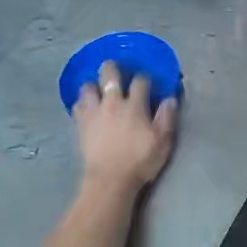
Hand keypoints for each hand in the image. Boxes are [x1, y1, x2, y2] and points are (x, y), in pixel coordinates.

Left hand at [73, 60, 175, 193]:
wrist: (110, 179)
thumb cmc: (140, 162)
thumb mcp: (163, 142)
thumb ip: (167, 118)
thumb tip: (170, 99)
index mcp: (135, 106)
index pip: (140, 81)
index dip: (144, 79)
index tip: (147, 83)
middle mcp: (112, 102)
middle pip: (109, 74)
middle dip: (112, 68)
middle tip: (115, 71)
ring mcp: (94, 112)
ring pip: (87, 87)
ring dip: (93, 86)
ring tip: (97, 91)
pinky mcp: (81, 124)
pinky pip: (77, 105)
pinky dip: (82, 103)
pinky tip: (86, 108)